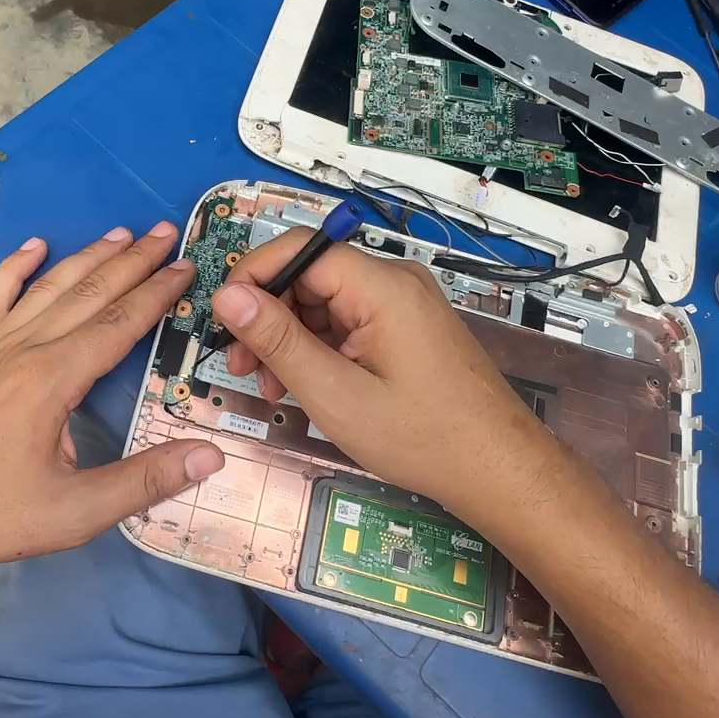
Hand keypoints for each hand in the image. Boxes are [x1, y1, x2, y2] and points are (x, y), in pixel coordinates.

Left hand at [0, 223, 222, 579]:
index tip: (186, 266)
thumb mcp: (76, 512)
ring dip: (87, 257)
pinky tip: (32, 247)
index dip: (156, 292)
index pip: (117, 322)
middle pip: (88, 292)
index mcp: (52, 379)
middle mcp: (23, 350)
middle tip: (165, 232)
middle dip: (131, 260)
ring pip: (47, 288)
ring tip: (120, 232)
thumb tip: (212, 456)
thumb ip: (146, 481)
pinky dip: (13, 269)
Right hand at [213, 230, 565, 518]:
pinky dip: (317, 348)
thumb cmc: (419, 436)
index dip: (253, 276)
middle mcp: (392, 281)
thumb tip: (228, 294)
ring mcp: (400, 303)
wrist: (495, 469)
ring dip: (289, 339)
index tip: (223, 320)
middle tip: (243, 367)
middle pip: (308, 276)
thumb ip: (278, 340)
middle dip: (268, 317)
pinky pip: (344, 322)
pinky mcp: (402, 326)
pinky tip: (304, 384)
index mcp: (382, 286)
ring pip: (322, 302)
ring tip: (274, 388)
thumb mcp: (335, 393)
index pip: (300, 249)